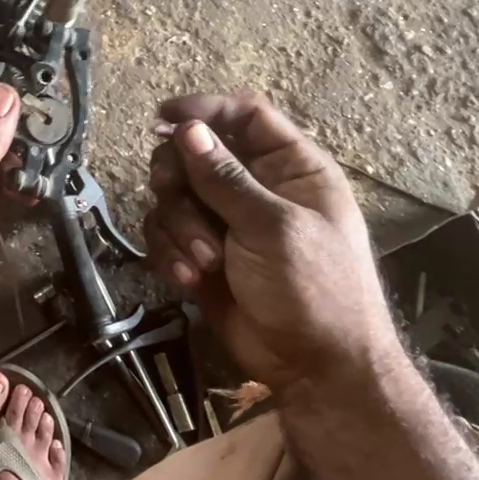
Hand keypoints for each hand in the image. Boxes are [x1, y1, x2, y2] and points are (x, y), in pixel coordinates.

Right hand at [143, 92, 405, 395]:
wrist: (314, 369)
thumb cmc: (315, 290)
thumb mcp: (273, 227)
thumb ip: (225, 178)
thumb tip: (187, 130)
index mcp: (290, 169)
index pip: (244, 116)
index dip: (204, 110)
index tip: (163, 117)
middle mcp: (254, 187)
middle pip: (194, 153)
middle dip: (178, 178)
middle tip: (172, 195)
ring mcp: (224, 221)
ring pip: (173, 195)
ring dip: (178, 226)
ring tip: (202, 261)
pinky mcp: (200, 253)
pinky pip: (165, 233)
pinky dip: (170, 252)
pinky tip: (189, 278)